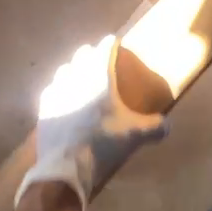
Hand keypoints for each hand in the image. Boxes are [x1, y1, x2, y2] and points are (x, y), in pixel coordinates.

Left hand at [16, 35, 169, 210]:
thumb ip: (154, 128)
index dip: (111, 44)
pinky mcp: (44, 109)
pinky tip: (60, 96)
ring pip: (64, 70)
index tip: (114, 41)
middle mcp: (77, 78)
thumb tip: (168, 126)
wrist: (65, 169)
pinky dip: (57, 88)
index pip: (105, 49)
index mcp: (100, 78)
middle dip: (91, 54)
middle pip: (83, 55)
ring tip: (77, 74)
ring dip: (72, 69)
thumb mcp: (134, 136)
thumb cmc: (102, 144)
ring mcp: (57, 92)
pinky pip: (50, 90)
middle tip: (97, 58)